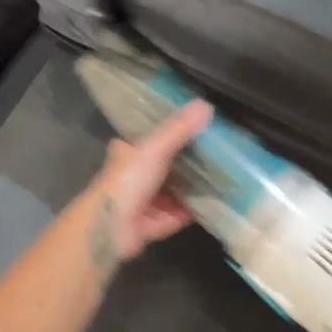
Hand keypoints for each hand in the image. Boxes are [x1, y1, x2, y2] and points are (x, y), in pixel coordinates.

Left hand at [85, 100, 211, 262]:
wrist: (110, 227)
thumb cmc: (128, 179)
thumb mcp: (155, 148)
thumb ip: (180, 129)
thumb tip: (205, 104)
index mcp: (128, 153)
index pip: (148, 139)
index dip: (168, 134)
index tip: (194, 128)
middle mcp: (133, 176)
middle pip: (163, 167)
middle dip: (186, 163)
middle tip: (215, 153)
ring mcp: (142, 202)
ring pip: (171, 192)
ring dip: (191, 188)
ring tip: (221, 176)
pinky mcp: (152, 225)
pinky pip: (176, 215)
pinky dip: (193, 210)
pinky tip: (214, 202)